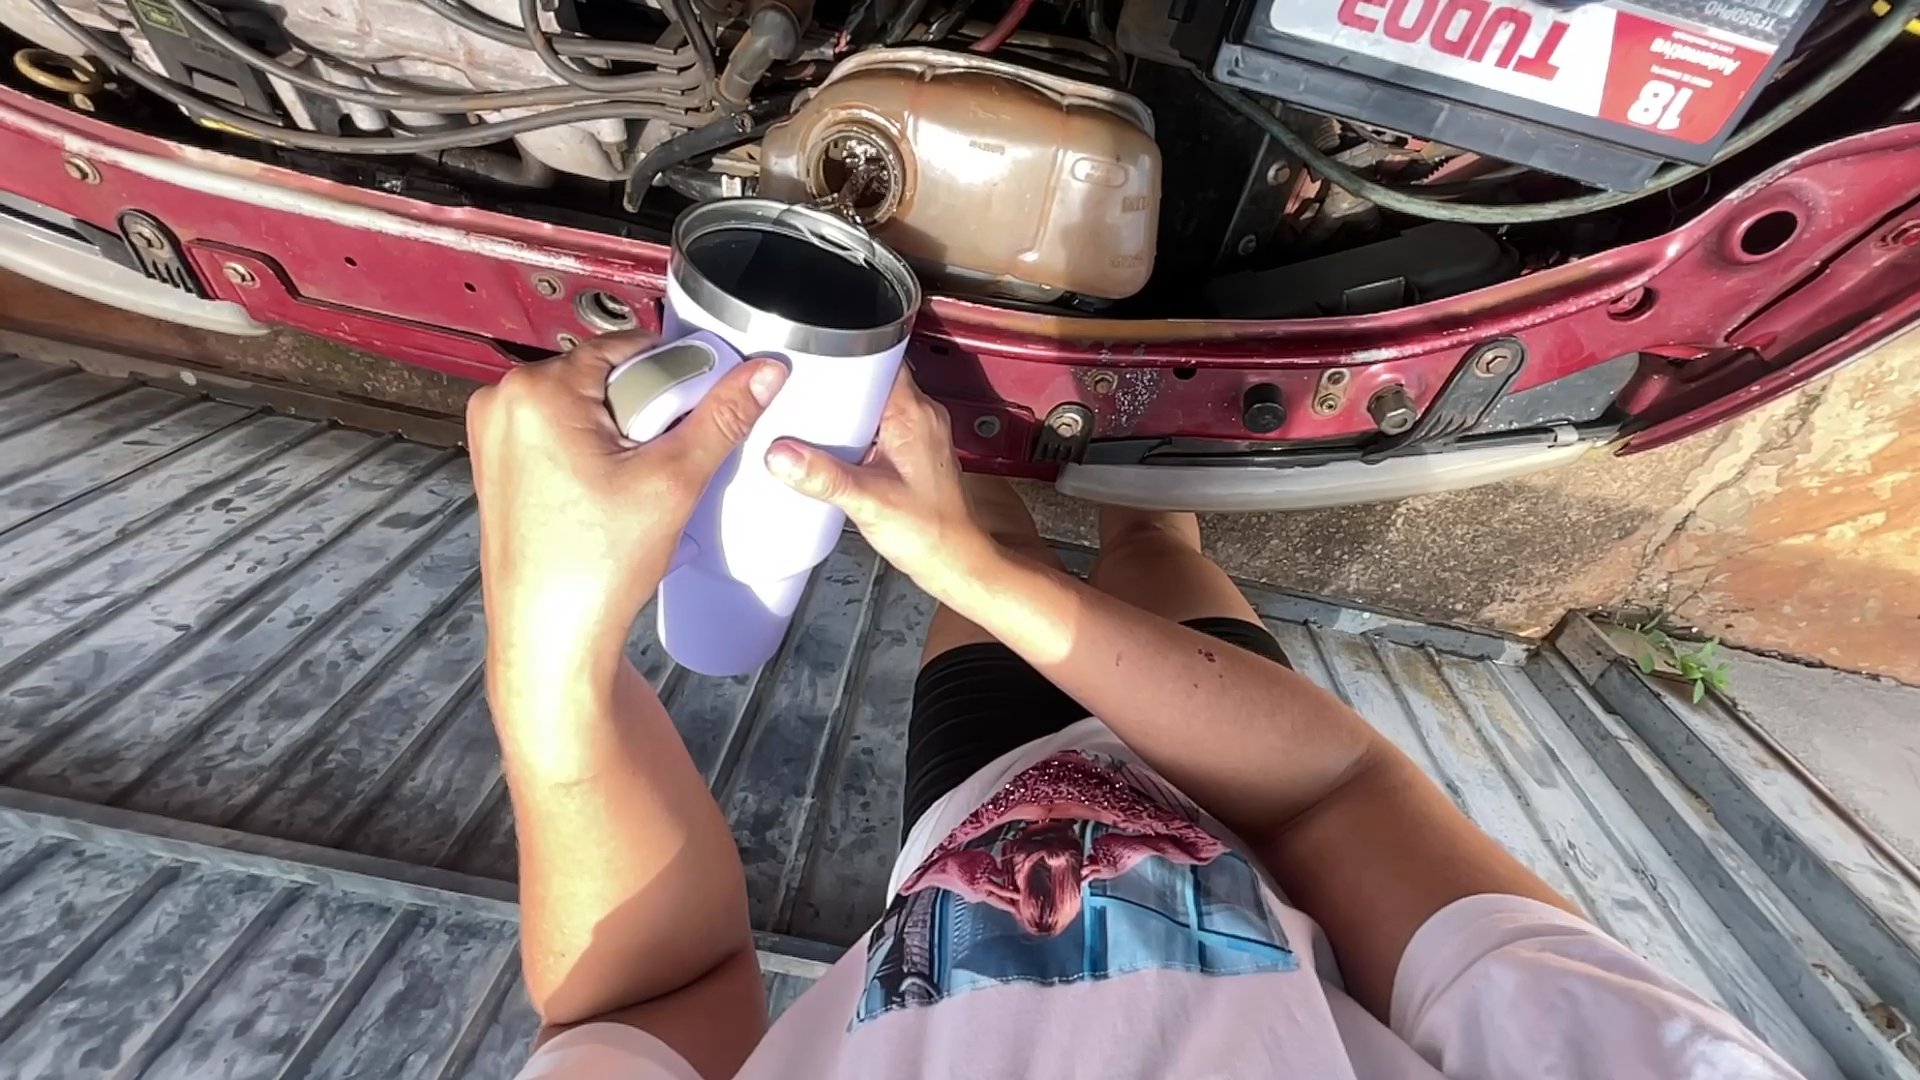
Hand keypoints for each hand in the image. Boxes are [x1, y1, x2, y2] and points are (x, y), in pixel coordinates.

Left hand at [468, 331, 786, 682]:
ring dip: (629, 432)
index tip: (700, 417)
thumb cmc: (594, 565)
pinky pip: (567, 433)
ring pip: (591, 406)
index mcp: (537, 391)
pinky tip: (617, 493)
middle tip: (667, 463)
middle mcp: (504, 402)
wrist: (551, 635)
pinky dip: (601, 450)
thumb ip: (723, 417)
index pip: (633, 348)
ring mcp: (497, 435)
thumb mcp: (675, 480)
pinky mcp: (503, 464)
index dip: (680, 378)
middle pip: (610, 376)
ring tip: (642, 484)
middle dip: (652, 411)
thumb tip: (763, 372)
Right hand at [763, 369, 989, 600]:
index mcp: (914, 414)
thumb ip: (822, 477)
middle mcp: (923, 417)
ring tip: (812, 421)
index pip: (881, 358)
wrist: (956, 563)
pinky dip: (859, 434)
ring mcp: (921, 435)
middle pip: (874, 380)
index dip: (847, 353)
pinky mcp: (916, 454)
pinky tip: (837, 451)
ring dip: (848, 412)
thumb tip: (780, 454)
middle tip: (803, 395)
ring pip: (877, 405)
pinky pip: (882, 428)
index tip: (814, 358)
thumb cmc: (930, 533)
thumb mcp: (867, 502)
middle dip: (839, 385)